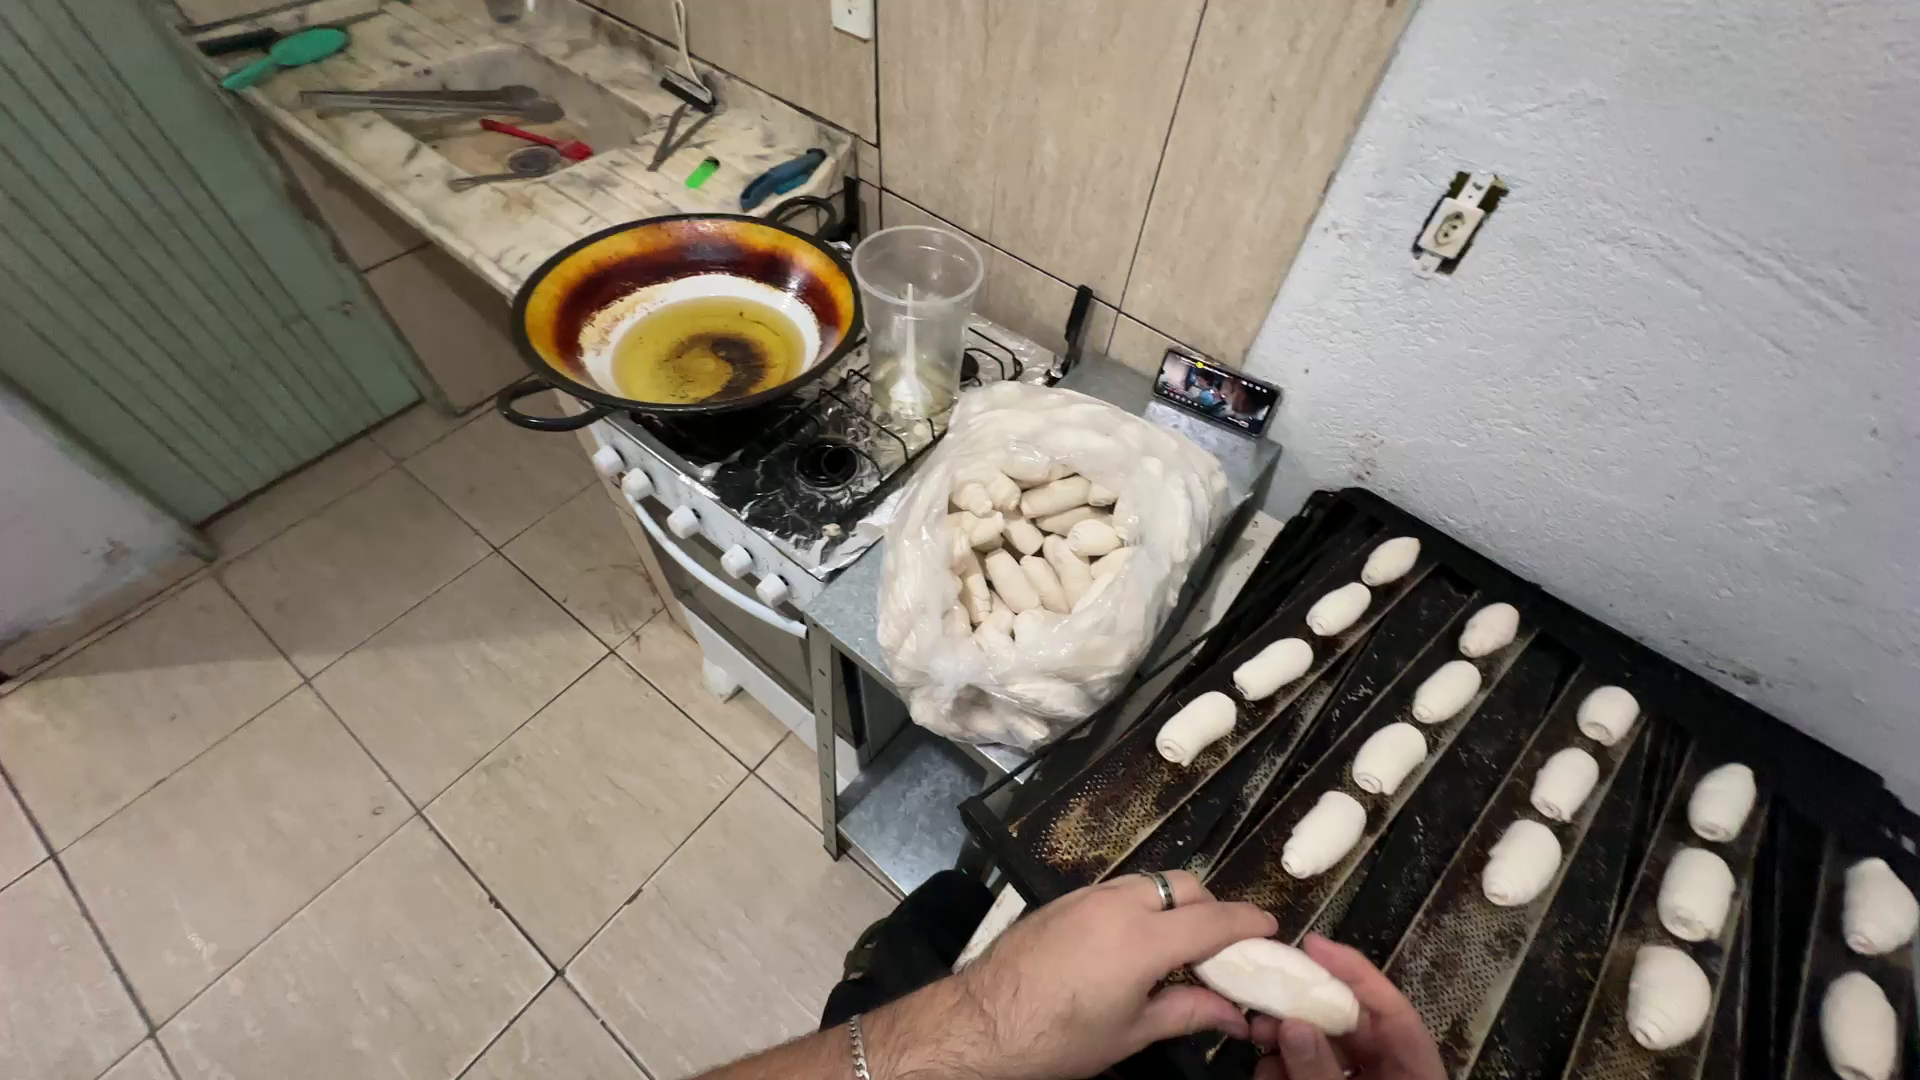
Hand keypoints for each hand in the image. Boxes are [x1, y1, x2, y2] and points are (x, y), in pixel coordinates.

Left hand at [869, 870, 1275, 1079]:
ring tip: (1177, 947)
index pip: (1210, 920)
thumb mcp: (1132, 1033)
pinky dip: (1141, 904)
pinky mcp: (1066, 897)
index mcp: (1143, 938)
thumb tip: (1235, 1014)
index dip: (1246, 921)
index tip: (1271, 926)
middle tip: (1220, 948)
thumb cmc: (1063, 1035)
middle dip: (1210, 907)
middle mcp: (1118, 902)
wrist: (987, 1017)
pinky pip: (1118, 888)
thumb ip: (1188, 1014)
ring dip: (1173, 903)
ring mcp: (1088, 894)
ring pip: (1149, 882)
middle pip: (1182, 885)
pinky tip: (1135, 941)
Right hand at [1249, 934, 1443, 1079]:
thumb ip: (1321, 1071)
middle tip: (1267, 994)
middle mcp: (1387, 1073)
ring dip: (1283, 1038)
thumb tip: (1292, 1021)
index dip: (1356, 972)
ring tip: (1256, 1036)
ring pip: (1319, 1046)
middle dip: (1302, 1007)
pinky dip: (1280, 1066)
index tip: (1312, 943)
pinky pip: (1302, 1070)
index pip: (1395, 1011)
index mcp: (1415, 1074)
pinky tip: (1265, 1071)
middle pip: (1348, 1023)